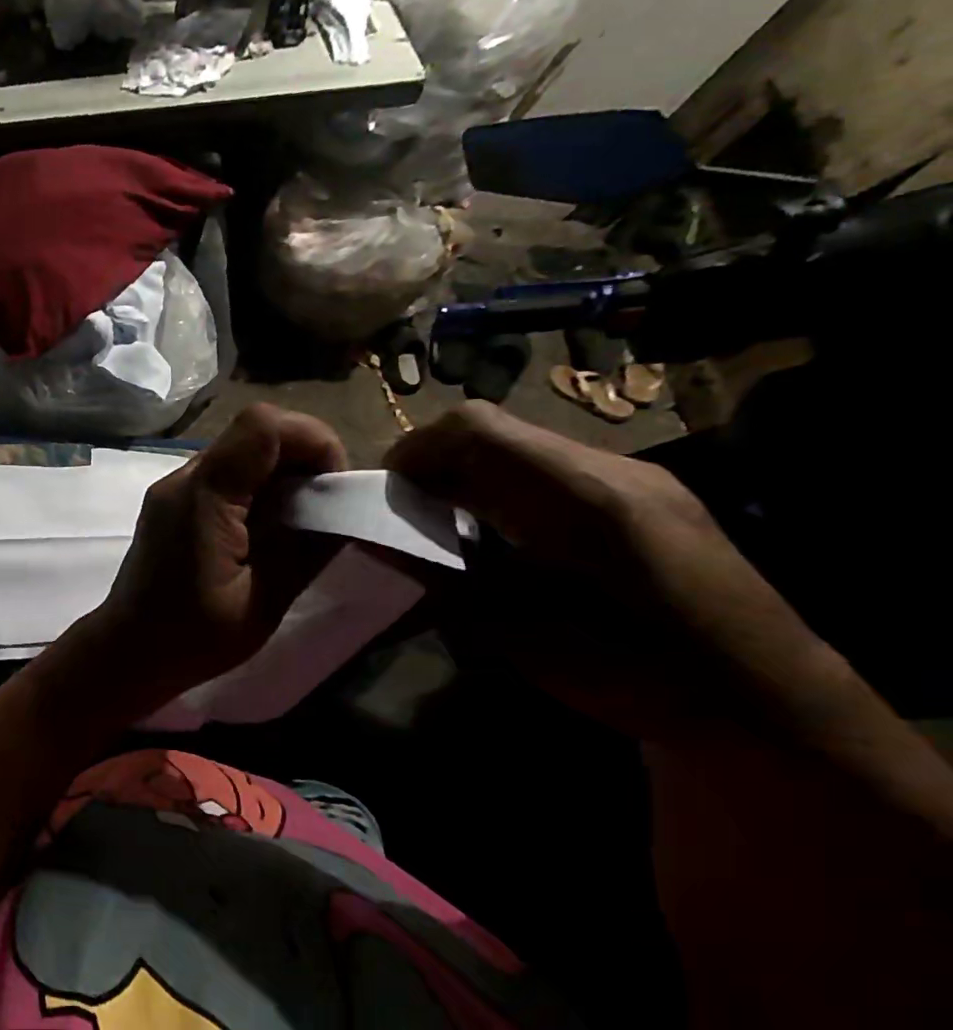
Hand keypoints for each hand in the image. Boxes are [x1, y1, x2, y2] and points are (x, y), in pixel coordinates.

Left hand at [91, 404, 348, 702]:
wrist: (128, 651)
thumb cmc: (192, 636)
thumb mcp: (264, 600)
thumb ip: (305, 548)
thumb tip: (341, 511)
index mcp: (203, 496)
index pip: (261, 425)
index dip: (311, 440)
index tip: (331, 487)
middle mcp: (183, 479)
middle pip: (251, 432)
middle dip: (300, 457)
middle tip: (322, 507)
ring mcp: (172, 489)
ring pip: (238, 451)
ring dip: (278, 473)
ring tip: (299, 521)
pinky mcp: (170, 503)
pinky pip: (221, 474)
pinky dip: (254, 487)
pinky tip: (265, 529)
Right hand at [386, 401, 840, 741]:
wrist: (770, 710)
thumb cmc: (639, 676)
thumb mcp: (523, 637)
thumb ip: (441, 579)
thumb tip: (370, 541)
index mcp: (583, 498)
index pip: (473, 429)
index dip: (413, 454)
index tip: (386, 501)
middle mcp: (612, 470)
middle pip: (492, 431)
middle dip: (435, 467)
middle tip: (411, 520)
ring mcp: (637, 478)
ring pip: (519, 448)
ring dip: (470, 479)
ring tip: (454, 534)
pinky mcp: (647, 495)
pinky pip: (551, 469)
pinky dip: (506, 491)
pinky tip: (507, 543)